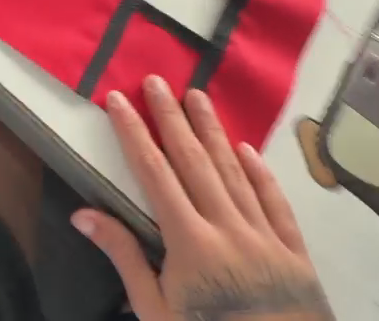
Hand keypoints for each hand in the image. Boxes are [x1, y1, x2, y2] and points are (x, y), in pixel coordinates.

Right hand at [72, 76, 332, 320]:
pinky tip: (248, 151)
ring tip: (198, 96)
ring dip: (213, 132)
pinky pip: (276, 207)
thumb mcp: (157, 312)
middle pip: (195, 163)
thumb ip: (124, 258)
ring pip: (235, 174)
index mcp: (190, 243)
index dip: (134, 133)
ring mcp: (266, 240)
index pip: (154, 174)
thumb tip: (81, 214)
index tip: (119, 99)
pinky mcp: (296, 257)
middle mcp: (228, 230)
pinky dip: (261, 176)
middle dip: (172, 119)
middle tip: (158, 81)